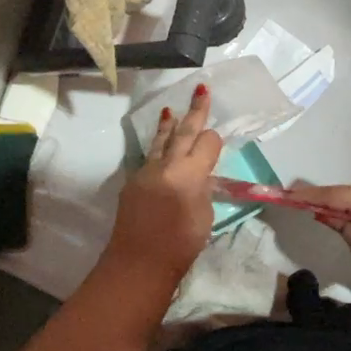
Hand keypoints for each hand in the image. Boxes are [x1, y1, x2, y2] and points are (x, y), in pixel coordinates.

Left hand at [107, 85, 223, 274]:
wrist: (138, 261)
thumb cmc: (180, 245)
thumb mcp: (204, 216)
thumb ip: (202, 190)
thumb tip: (198, 177)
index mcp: (189, 173)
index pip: (207, 143)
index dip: (214, 141)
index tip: (217, 143)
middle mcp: (166, 165)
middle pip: (184, 132)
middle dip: (195, 111)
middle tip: (201, 90)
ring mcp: (146, 171)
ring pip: (161, 141)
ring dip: (169, 125)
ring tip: (170, 110)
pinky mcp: (132, 182)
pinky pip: (149, 158)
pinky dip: (158, 149)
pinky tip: (160, 149)